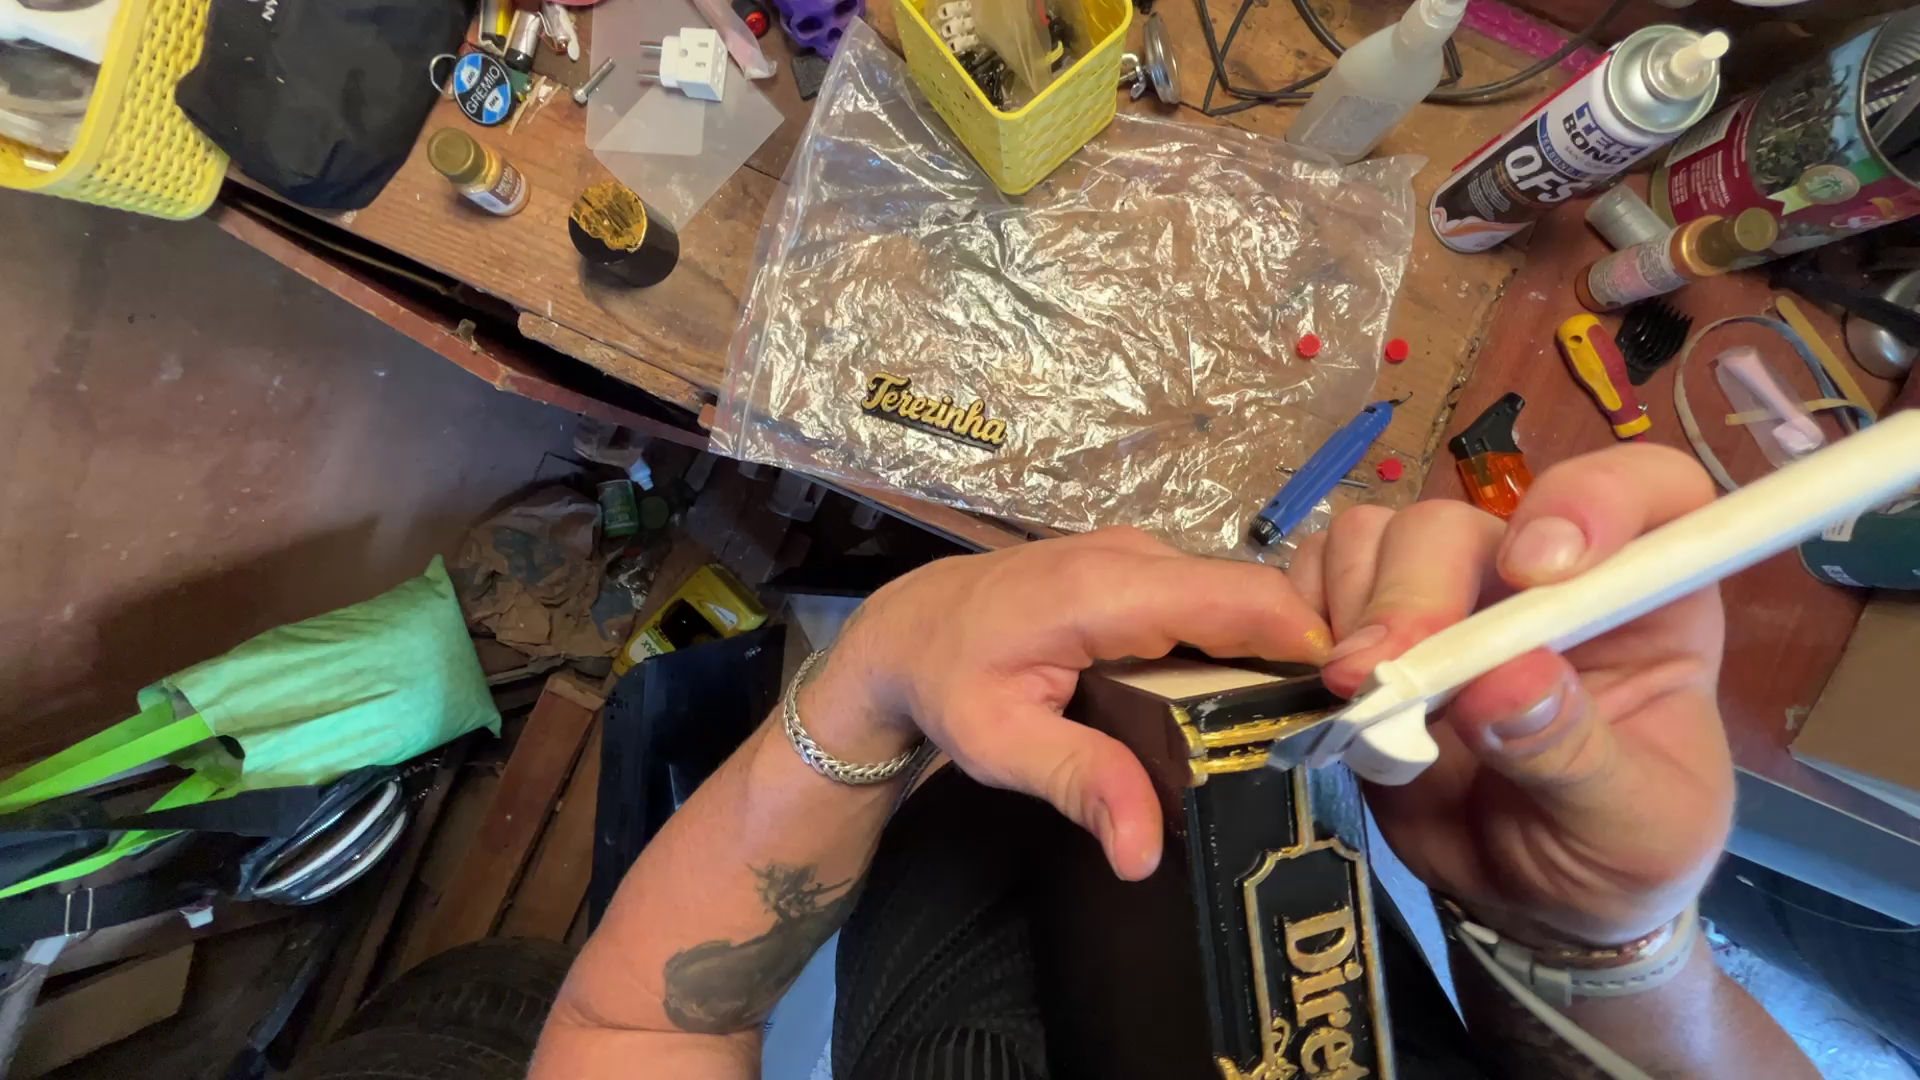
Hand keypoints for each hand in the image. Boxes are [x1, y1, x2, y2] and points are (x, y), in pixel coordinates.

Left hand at [799, 527, 1332, 880]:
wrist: (908, 626)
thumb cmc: (948, 677)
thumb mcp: (1001, 741)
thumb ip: (1079, 781)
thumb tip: (1148, 854)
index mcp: (1106, 590)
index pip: (1243, 600)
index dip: (1312, 645)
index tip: (1353, 709)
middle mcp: (1131, 556)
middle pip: (1250, 596)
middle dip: (1300, 657)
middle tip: (1327, 736)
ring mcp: (1131, 553)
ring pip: (1229, 596)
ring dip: (1266, 652)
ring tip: (1287, 724)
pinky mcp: (1128, 566)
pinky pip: (1201, 597)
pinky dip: (1229, 639)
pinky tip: (1229, 694)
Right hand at [1288, 444, 1731, 945]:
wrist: (1511, 889)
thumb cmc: (1602, 854)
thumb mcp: (1627, 827)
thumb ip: (1573, 753)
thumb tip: (1501, 682)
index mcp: (1637, 604)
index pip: (1638, 491)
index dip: (1587, 501)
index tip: (1533, 573)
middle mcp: (1524, 580)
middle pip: (1450, 523)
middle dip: (1409, 594)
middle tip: (1380, 677)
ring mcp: (1433, 594)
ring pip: (1368, 537)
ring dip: (1349, 608)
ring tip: (1354, 691)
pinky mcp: (1358, 618)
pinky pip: (1312, 572)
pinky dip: (1304, 616)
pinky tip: (1323, 675)